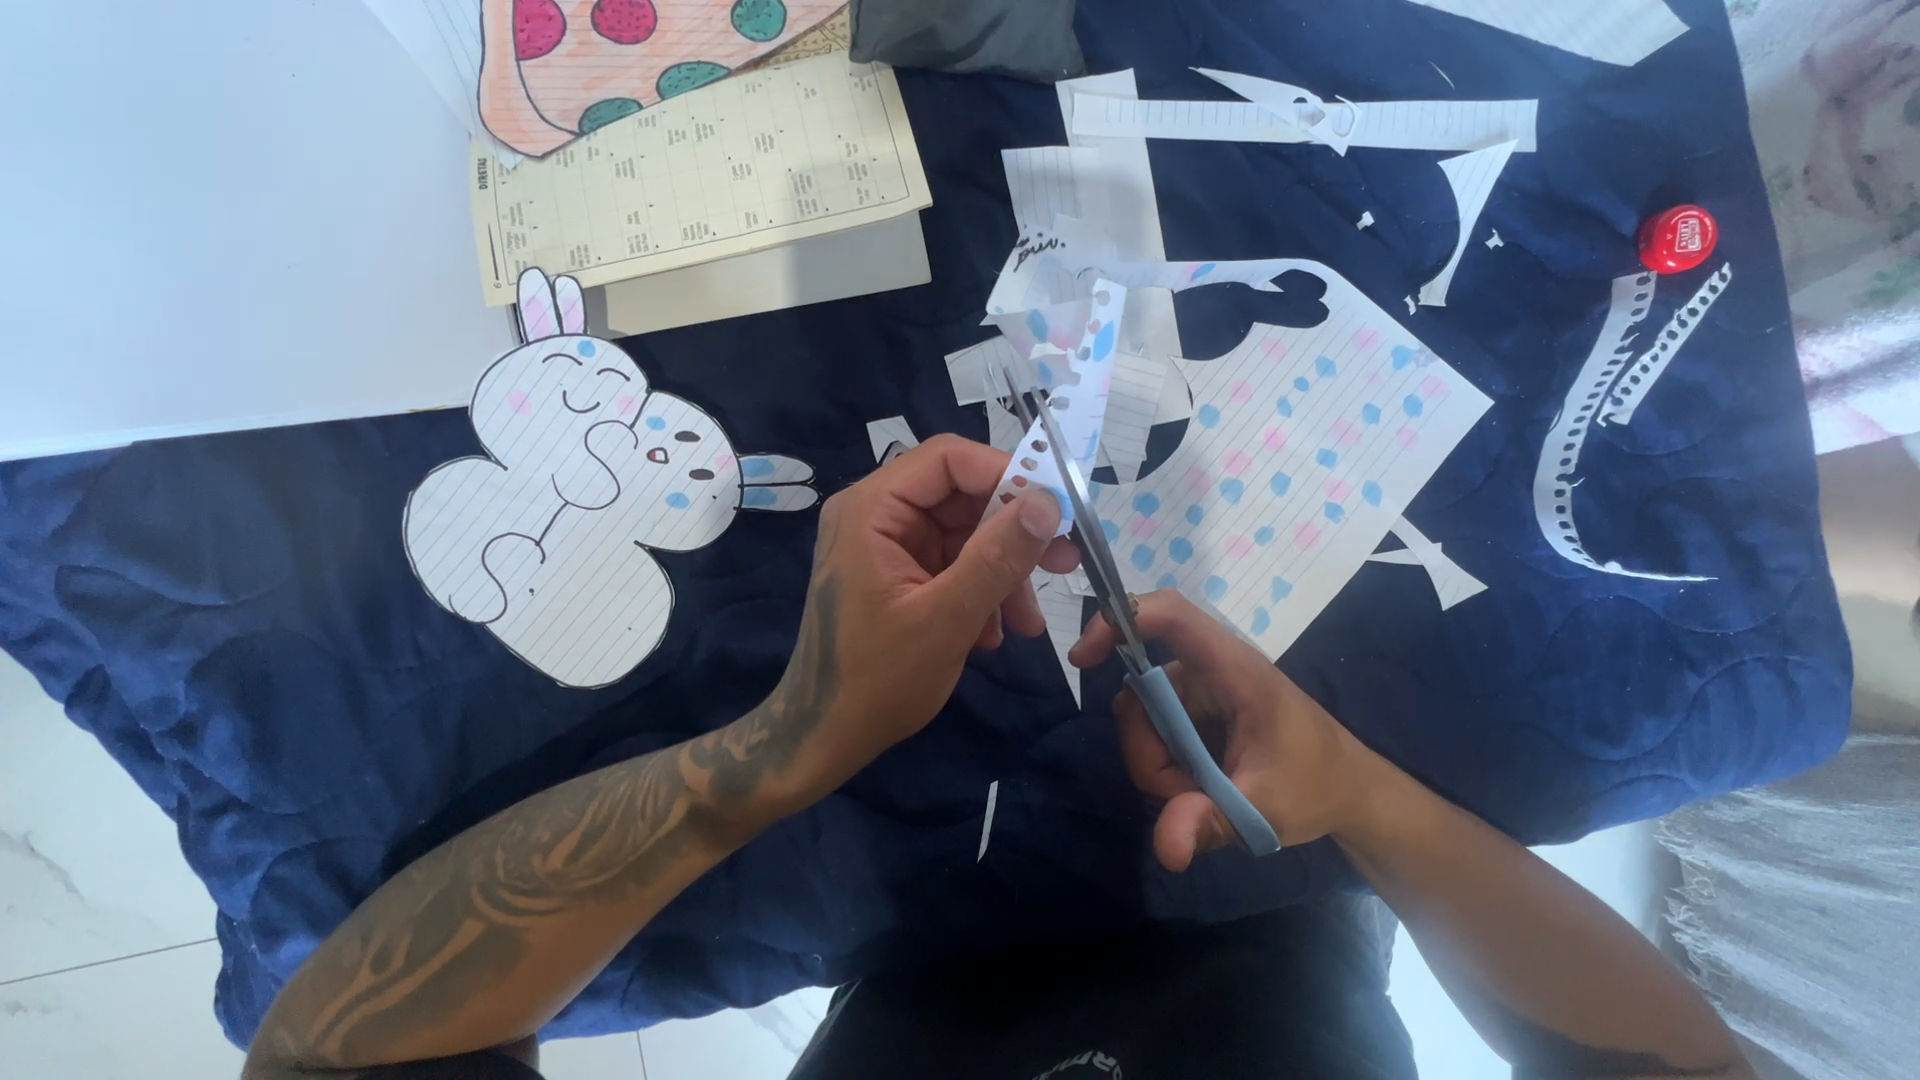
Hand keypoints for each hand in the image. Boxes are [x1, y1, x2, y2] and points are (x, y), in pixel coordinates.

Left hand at [764, 435, 1079, 795]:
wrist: (826, 737)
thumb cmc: (876, 681)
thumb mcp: (946, 619)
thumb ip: (998, 558)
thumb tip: (1048, 503)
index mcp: (871, 510)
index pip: (947, 459)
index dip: (1007, 473)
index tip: (1056, 508)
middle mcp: (876, 515)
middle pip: (961, 497)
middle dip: (1013, 533)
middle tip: (1065, 562)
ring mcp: (887, 546)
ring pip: (965, 535)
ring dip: (1003, 573)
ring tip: (1027, 622)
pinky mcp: (898, 575)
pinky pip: (952, 565)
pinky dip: (980, 592)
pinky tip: (994, 635)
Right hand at [1069, 590, 1382, 871]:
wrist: (1350, 792)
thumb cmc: (1318, 786)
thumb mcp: (1268, 810)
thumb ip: (1213, 822)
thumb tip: (1165, 848)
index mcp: (1233, 669)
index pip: (1171, 615)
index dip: (1121, 618)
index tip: (1083, 657)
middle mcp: (1209, 669)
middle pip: (1142, 688)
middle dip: (1146, 749)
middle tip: (1182, 796)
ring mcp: (1199, 690)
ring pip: (1142, 716)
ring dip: (1156, 764)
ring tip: (1199, 796)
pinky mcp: (1195, 710)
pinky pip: (1154, 730)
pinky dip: (1162, 764)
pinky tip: (1194, 787)